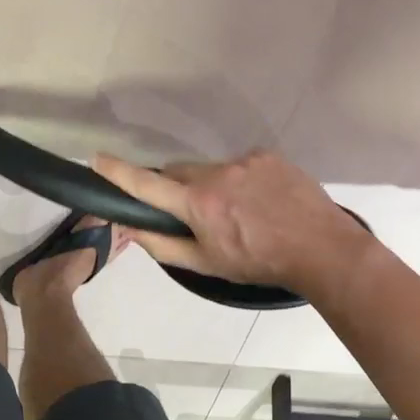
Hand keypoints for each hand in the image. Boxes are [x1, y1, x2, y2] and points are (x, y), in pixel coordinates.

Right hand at [92, 151, 377, 297]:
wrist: (322, 249)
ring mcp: (245, 161)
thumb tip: (132, 231)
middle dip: (174, 189)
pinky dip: (238, 181)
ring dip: (209, 186)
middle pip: (177, 173)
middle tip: (189, 216)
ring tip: (235, 214)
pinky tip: (257, 203)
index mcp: (197, 203)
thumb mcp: (205, 264)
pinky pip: (239, 165)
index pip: (147, 184)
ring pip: (209, 170)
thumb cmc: (258, 263)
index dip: (119, 173)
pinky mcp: (268, 156)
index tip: (97, 159)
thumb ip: (163, 246)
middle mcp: (217, 174)